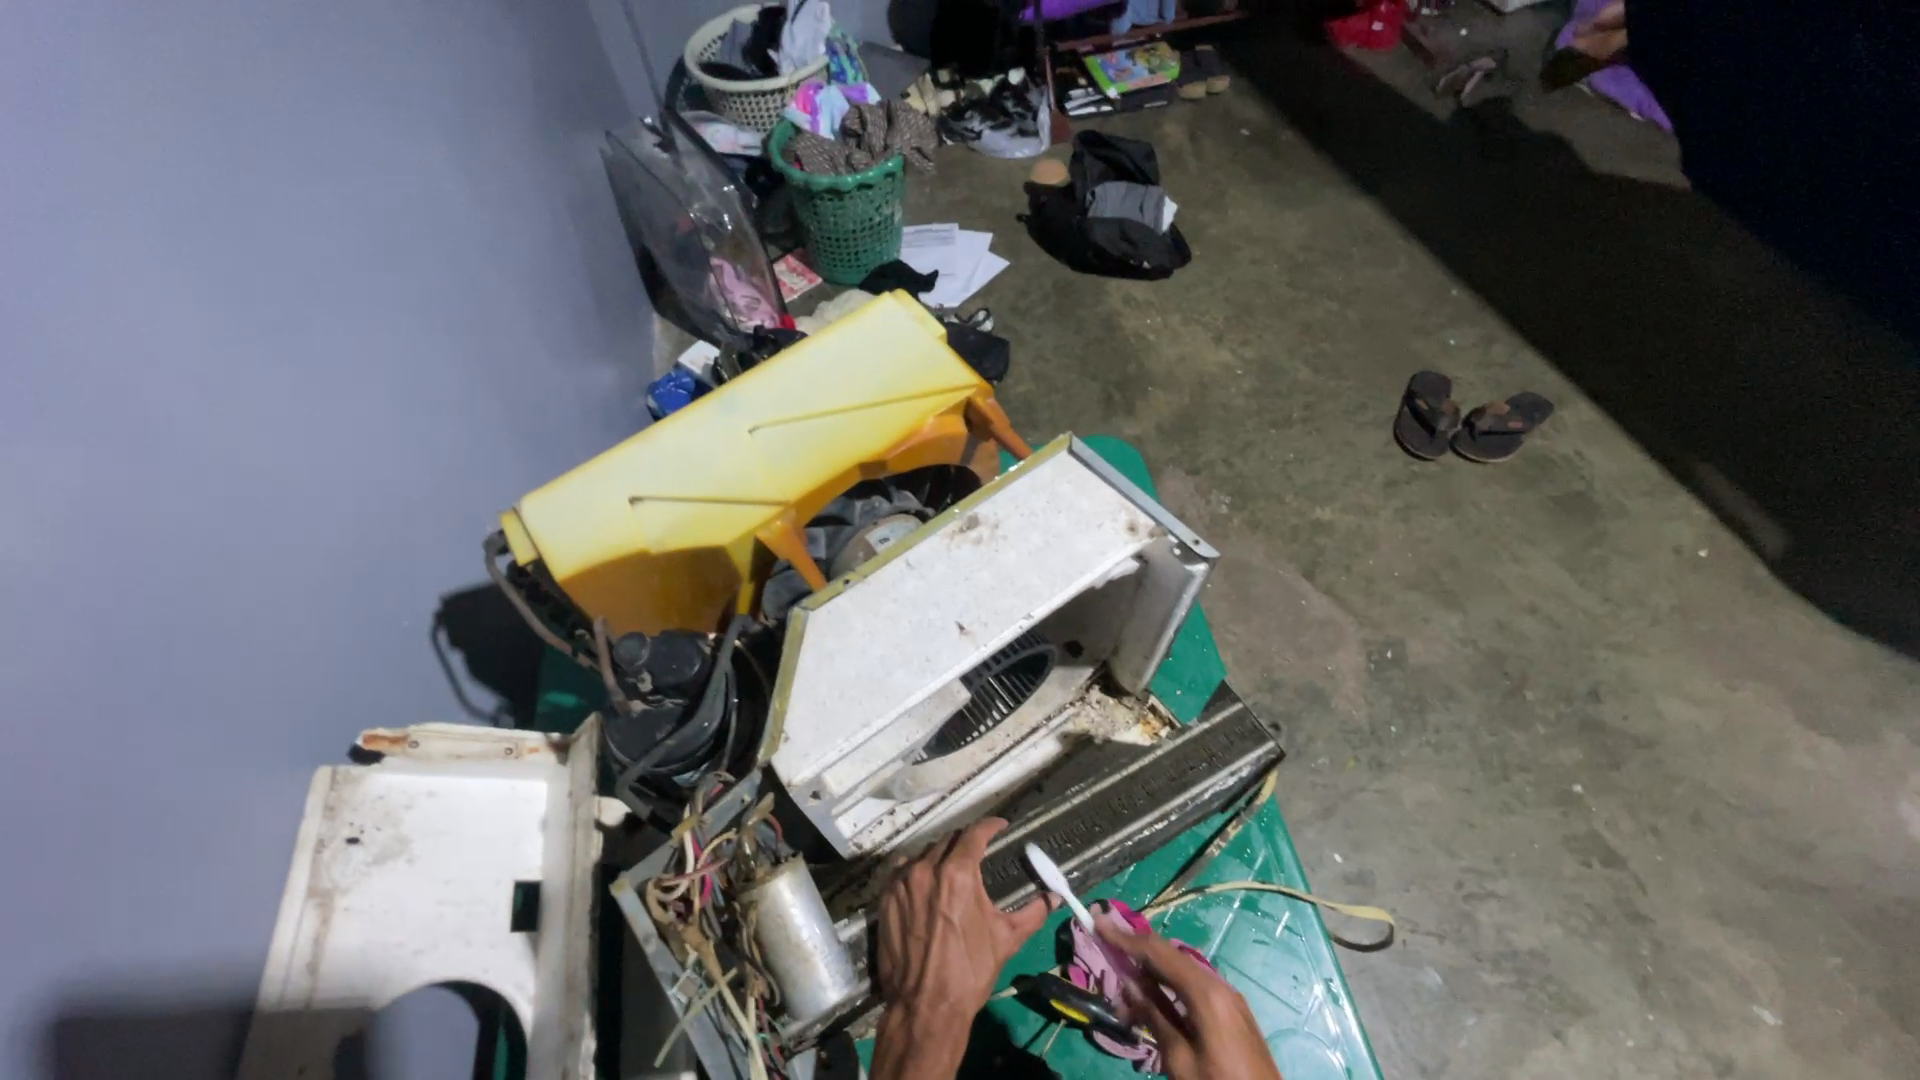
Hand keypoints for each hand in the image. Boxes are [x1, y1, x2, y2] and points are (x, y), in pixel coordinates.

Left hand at [869, 818, 1054, 1079]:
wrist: (926, 1006)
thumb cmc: (970, 971)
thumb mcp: (1007, 939)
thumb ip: (1033, 912)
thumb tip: (1053, 897)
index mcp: (958, 873)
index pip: (974, 834)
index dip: (989, 826)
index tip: (999, 826)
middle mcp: (927, 869)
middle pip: (948, 841)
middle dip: (966, 842)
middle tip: (978, 851)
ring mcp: (902, 882)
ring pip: (924, 854)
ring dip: (940, 856)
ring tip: (951, 868)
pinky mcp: (885, 898)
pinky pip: (901, 871)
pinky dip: (915, 870)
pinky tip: (924, 882)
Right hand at [1098, 917, 1282, 1079]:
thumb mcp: (1180, 1060)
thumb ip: (1153, 1016)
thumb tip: (1129, 984)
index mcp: (1205, 992)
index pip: (1156, 952)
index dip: (1125, 938)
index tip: (1098, 922)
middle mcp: (1218, 983)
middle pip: (1169, 955)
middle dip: (1135, 952)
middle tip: (1106, 948)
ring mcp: (1228, 996)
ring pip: (1181, 970)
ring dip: (1151, 972)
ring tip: (1124, 985)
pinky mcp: (1232, 1010)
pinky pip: (1194, 986)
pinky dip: (1169, 985)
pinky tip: (1153, 997)